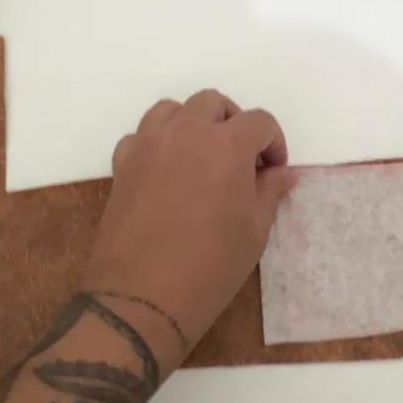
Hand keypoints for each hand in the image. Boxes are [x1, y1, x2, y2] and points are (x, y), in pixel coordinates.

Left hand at [81, 90, 293, 363]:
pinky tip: (166, 172)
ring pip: (172, 109)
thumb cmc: (210, 267)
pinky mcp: (122, 164)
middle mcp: (186, 132)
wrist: (141, 298)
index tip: (273, 171)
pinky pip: (141, 135)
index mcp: (226, 145)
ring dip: (193, 123)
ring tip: (202, 157)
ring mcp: (149, 144)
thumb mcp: (254, 233)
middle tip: (241, 160)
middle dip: (233, 124)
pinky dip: (157, 142)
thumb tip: (281, 173)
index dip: (273, 143)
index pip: (259, 121)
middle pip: (213, 103)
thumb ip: (269, 192)